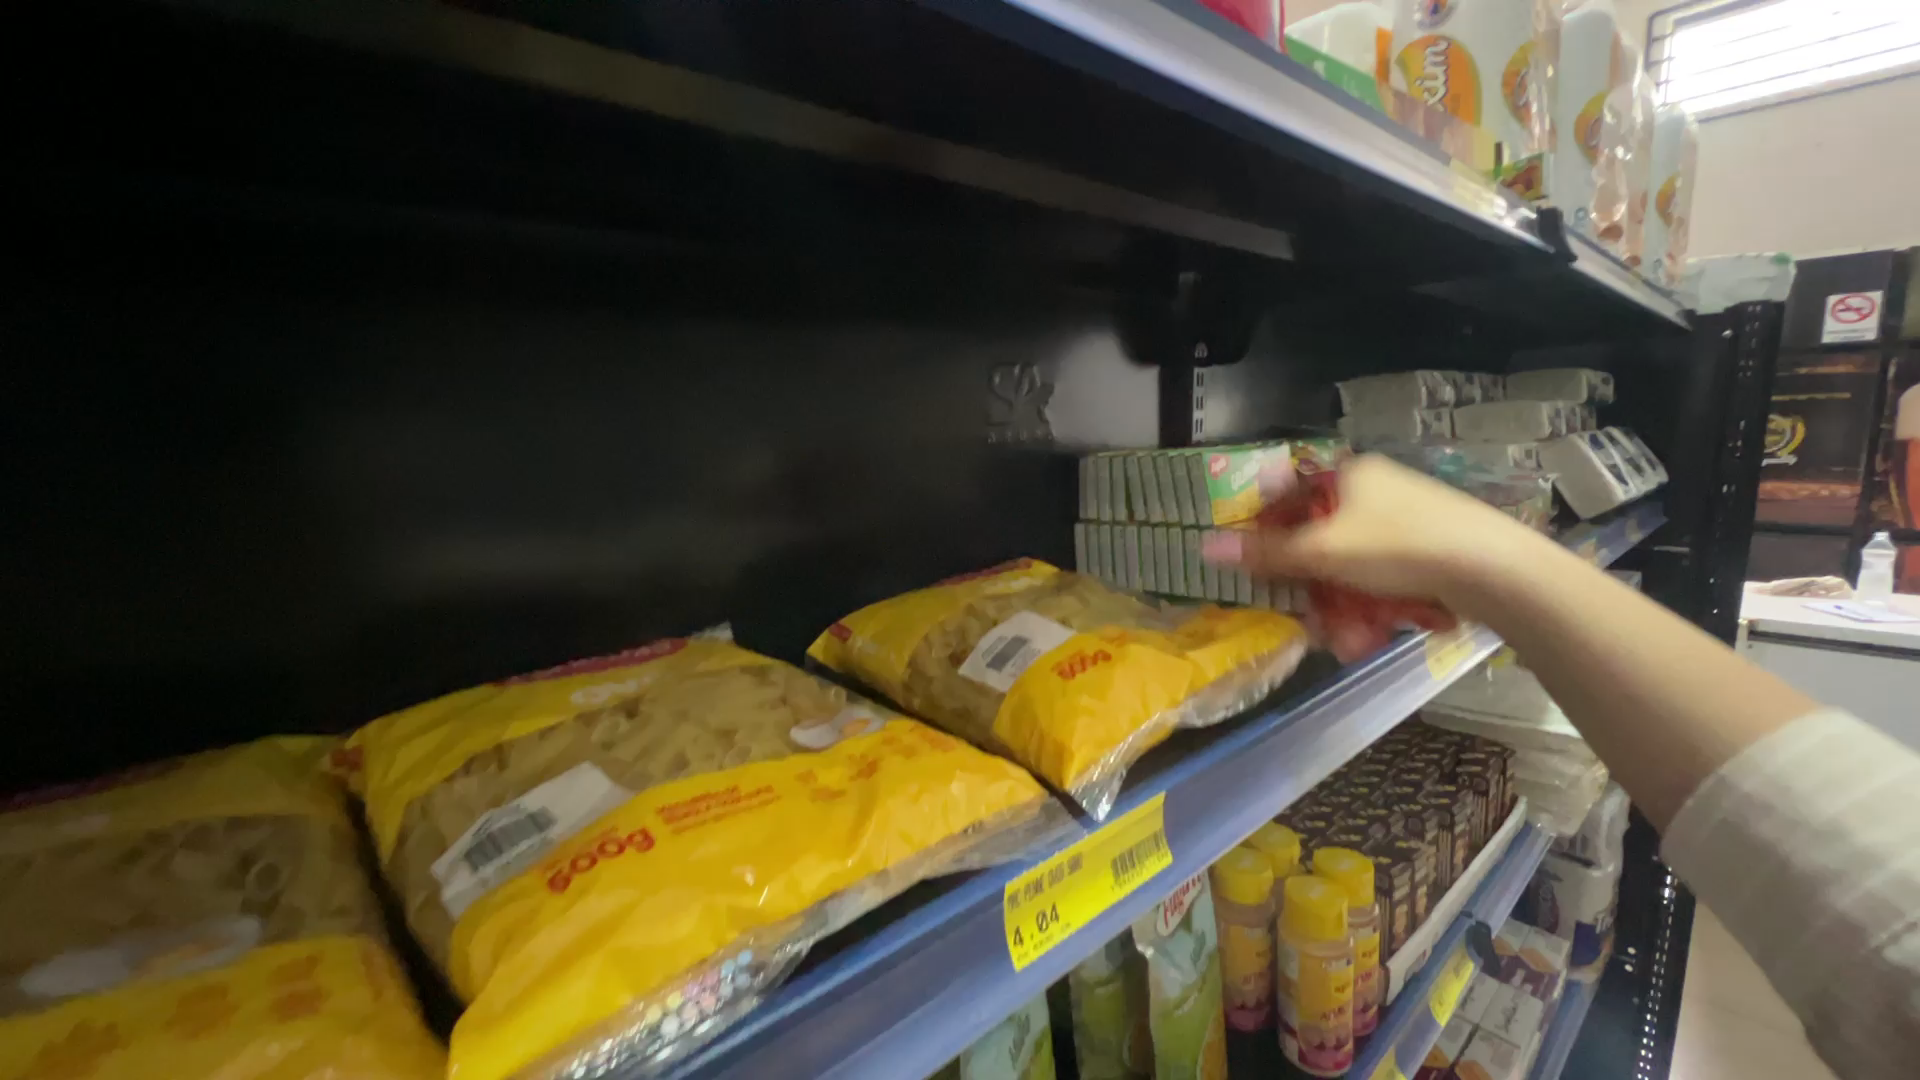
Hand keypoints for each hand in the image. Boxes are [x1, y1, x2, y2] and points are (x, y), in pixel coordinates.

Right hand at [1201, 454, 1560, 623]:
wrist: (1499, 573)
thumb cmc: (1399, 547)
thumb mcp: (1322, 551)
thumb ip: (1264, 552)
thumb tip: (1204, 546)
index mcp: (1349, 474)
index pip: (1288, 495)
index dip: (1267, 531)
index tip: (1259, 568)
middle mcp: (1375, 490)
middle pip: (1319, 540)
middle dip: (1312, 589)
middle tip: (1309, 621)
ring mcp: (1406, 520)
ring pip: (1350, 566)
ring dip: (1341, 607)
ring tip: (1348, 642)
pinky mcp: (1430, 550)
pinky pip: (1382, 577)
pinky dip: (1372, 606)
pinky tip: (1374, 634)